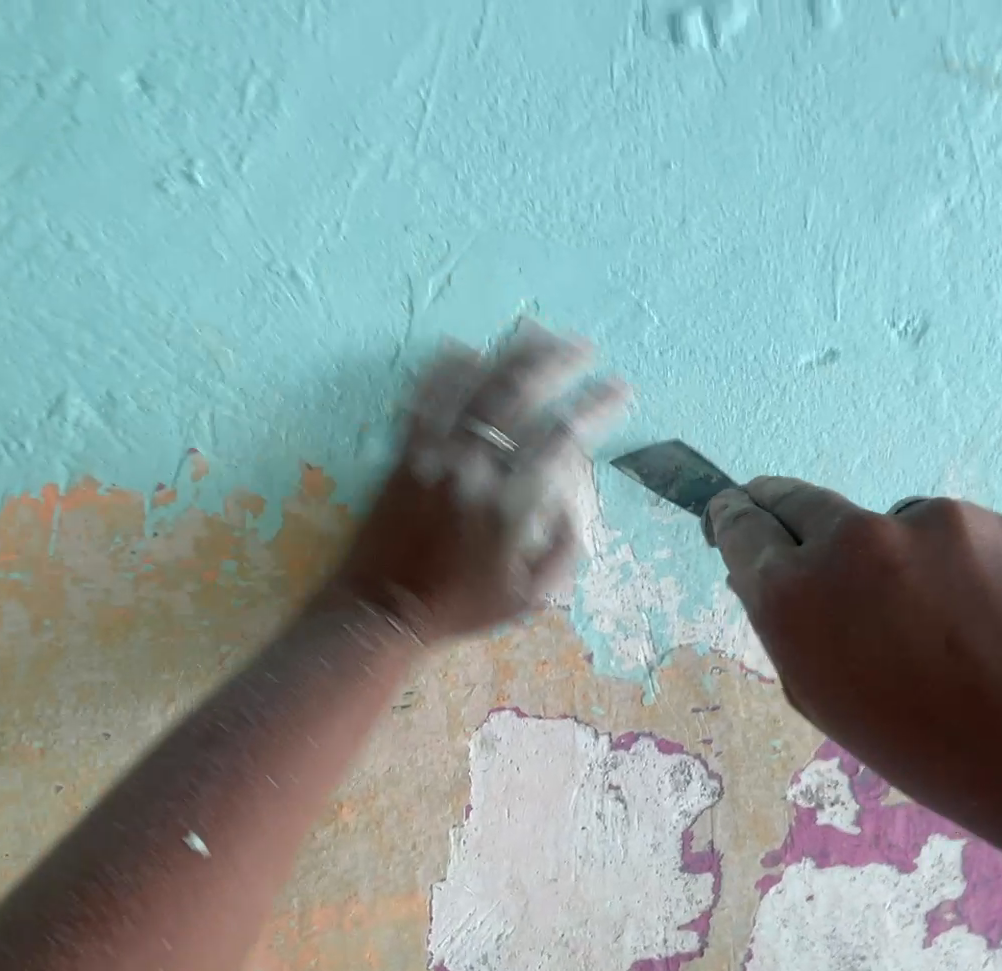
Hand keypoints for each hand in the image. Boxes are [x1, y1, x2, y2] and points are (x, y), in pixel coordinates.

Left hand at [324, 321, 628, 643]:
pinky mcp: (403, 453)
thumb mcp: (530, 596)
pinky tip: (463, 347)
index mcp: (510, 503)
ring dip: (509, 353)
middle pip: (519, 393)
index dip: (596, 407)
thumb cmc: (460, 607)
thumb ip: (564, 546)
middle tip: (582, 346)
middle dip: (557, 361)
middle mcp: (474, 467)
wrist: (382, 610)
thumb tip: (575, 495)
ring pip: (474, 385)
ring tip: (535, 329)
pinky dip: (445, 368)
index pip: (563, 436)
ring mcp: (434, 454)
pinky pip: (424, 397)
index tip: (619, 390)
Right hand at [705, 479, 1001, 798]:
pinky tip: (967, 607)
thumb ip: (778, 623)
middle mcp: (842, 541)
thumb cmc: (914, 740)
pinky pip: (929, 531)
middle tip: (798, 542)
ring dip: (871, 549)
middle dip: (780, 512)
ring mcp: (913, 521)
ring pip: (868, 521)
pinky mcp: (975, 516)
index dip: (728, 518)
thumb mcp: (814, 692)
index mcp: (789, 593)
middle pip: (788, 496)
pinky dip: (932, 558)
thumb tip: (758, 573)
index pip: (738, 523)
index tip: (728, 515)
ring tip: (918, 611)